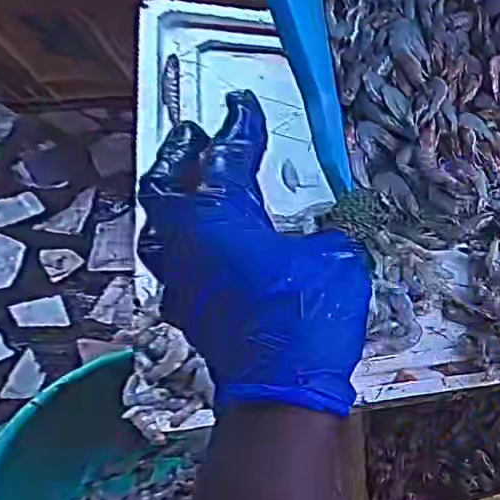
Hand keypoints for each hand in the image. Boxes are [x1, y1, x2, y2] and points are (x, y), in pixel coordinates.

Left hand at [137, 90, 370, 416]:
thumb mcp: (338, 260)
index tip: (240, 108)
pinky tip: (205, 247)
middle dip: (180, 155)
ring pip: (161, 227)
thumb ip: (327, 235)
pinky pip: (175, 263)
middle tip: (192, 137)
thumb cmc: (306, 320)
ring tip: (188, 188)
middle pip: (166, 184)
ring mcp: (180, 281)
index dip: (238, 128)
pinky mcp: (189, 312)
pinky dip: (186, 244)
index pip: (226, 156)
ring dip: (174, 201)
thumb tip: (324, 236)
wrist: (282, 391)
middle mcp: (185, 243)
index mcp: (217, 216)